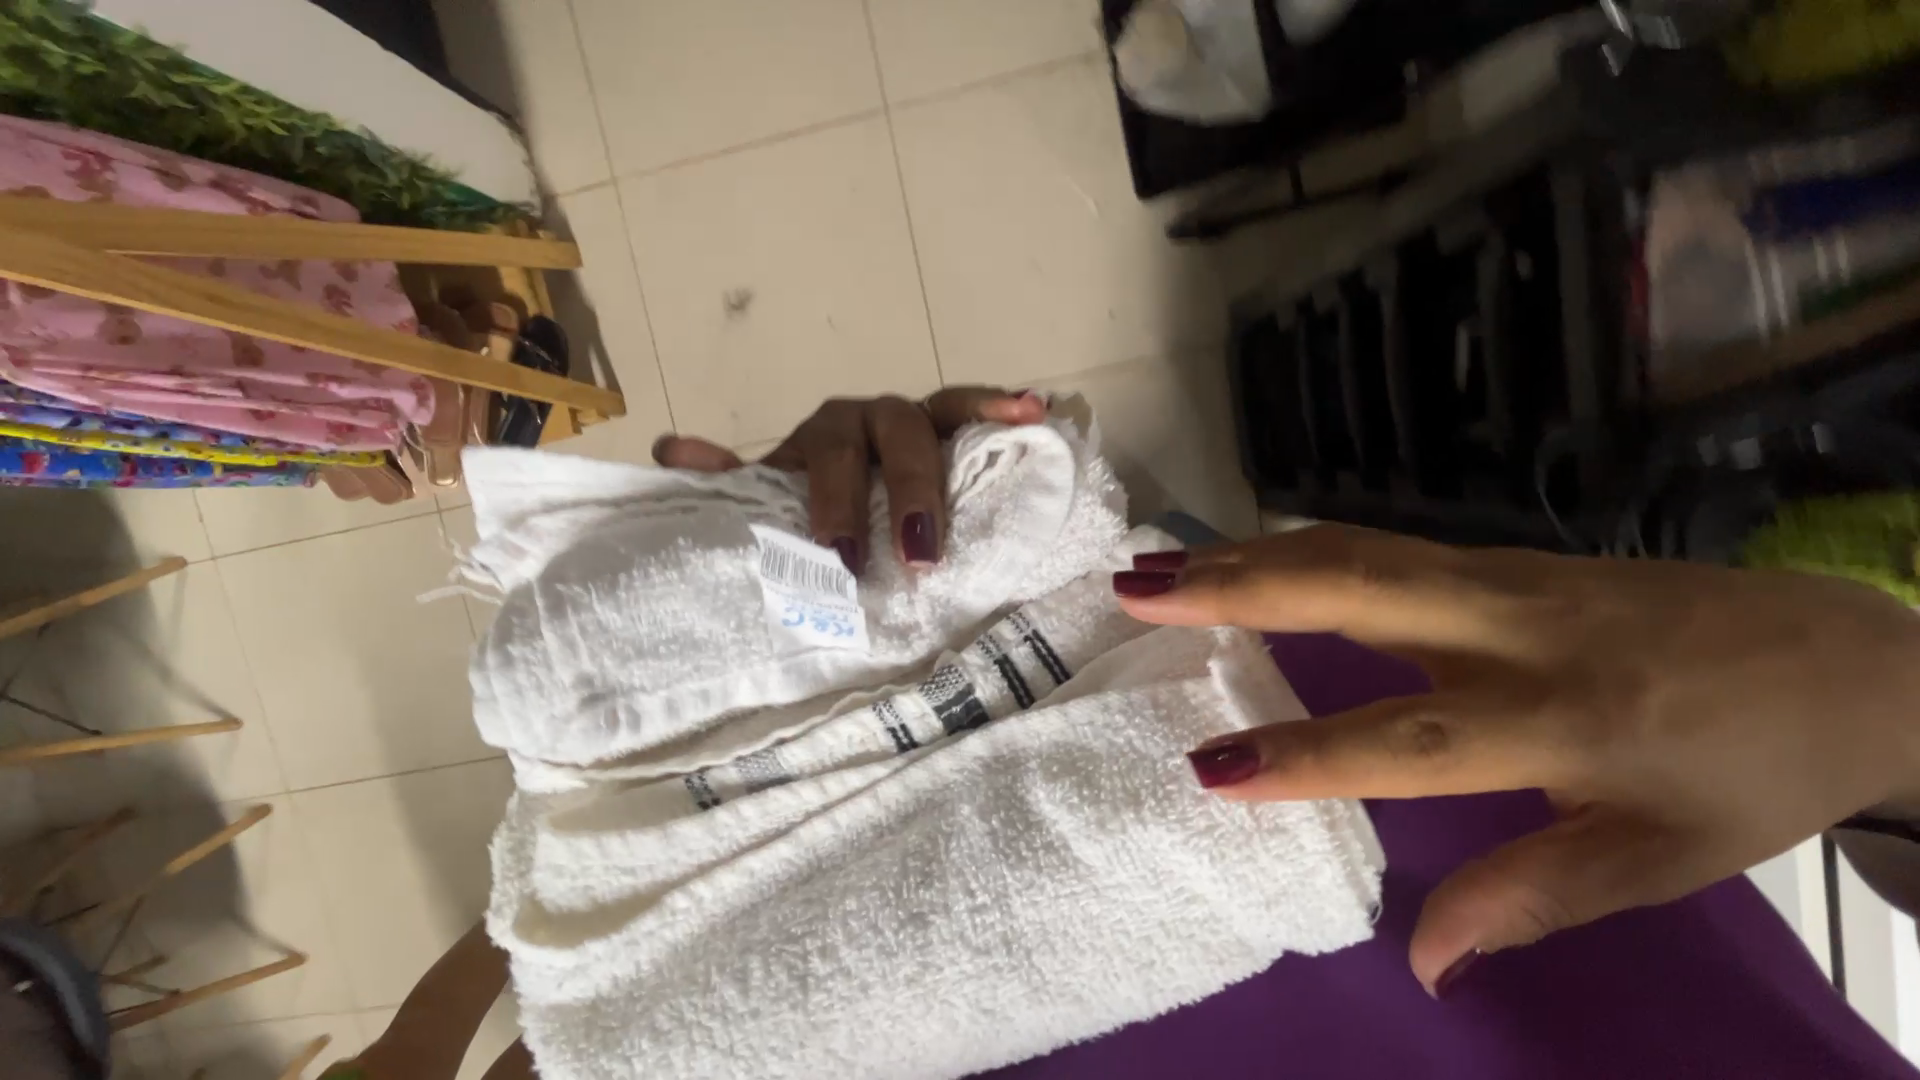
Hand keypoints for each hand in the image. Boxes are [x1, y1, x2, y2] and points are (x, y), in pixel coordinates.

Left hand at [652, 388, 1045, 573]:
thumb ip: (730, 486)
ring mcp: (913, 420)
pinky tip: (1036, 407)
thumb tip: (672, 453)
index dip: (837, 504)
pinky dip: (1002, 402)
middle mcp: (868, 419)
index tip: (843, 562)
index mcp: (822, 440)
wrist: (842, 496)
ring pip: (937, 416)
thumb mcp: (768, 504)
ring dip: (975, 425)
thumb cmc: (809, 510)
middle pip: (891, 437)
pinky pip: (976, 409)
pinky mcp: (951, 430)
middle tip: (916, 557)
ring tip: (1014, 435)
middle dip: (906, 493)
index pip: (831, 459)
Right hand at [1114, 525, 1919, 995]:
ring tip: (1152, 566)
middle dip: (1231, 588)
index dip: (1304, 757)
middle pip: (1351, 590)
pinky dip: (1281, 547)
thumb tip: (1425, 963)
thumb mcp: (1659, 858)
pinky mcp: (1488, 552)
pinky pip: (1365, 543)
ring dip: (1239, 554)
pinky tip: (1229, 555)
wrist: (1839, 653)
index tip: (1205, 768)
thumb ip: (1530, 898)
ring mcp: (1494, 575)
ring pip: (1345, 551)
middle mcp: (1511, 630)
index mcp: (1563, 720)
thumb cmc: (1742, 771)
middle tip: (1133, 589)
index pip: (1406, 741)